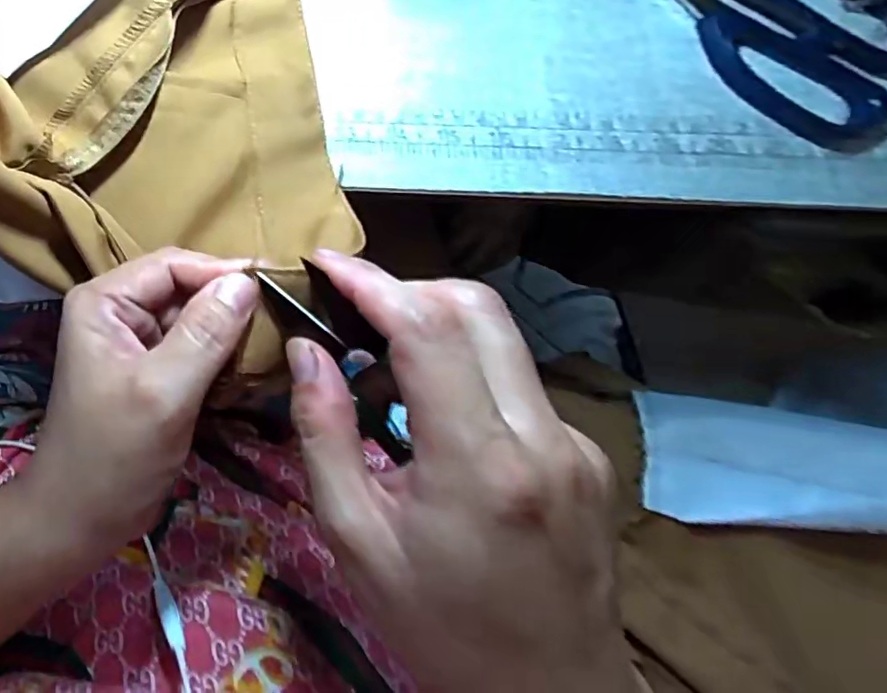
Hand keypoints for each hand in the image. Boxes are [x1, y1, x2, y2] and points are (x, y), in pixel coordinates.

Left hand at [22, 248, 257, 555]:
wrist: (79, 518)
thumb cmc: (113, 454)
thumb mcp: (163, 391)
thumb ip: (205, 333)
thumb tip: (246, 281)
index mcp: (103, 301)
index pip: (170, 265)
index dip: (222, 271)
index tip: (278, 282)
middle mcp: (113, 310)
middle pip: (180, 287)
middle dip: (228, 300)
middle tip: (285, 311)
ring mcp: (129, 340)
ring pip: (189, 317)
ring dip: (228, 328)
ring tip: (278, 334)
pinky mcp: (146, 369)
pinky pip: (189, 346)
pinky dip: (219, 353)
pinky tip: (253, 362)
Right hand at [289, 250, 631, 692]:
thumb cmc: (437, 624)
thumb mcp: (353, 534)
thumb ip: (323, 431)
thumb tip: (305, 350)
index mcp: (481, 463)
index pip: (428, 331)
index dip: (370, 283)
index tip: (322, 262)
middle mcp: (542, 438)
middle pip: (476, 308)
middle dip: (402, 287)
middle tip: (347, 306)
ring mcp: (573, 441)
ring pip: (496, 333)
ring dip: (427, 321)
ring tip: (373, 358)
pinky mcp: (581, 450)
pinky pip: (508, 373)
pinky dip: (455, 361)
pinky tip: (421, 405)